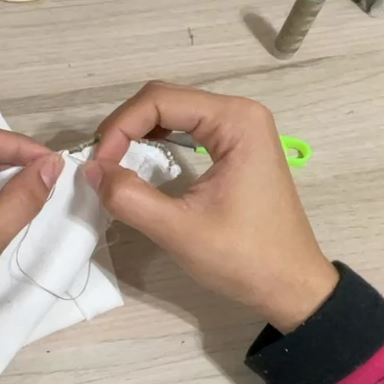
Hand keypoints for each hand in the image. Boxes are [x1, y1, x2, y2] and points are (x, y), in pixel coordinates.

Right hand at [84, 81, 337, 331]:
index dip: (120, 128)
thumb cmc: (244, 258)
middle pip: (164, 99)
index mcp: (235, 121)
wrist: (291, 284)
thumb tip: (92, 170)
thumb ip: (130, 198)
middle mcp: (239, 113)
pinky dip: (156, 140)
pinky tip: (140, 163)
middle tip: (102, 166)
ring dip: (137, 132)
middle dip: (125, 127)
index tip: (100, 167)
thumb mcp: (179, 231)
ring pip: (172, 110)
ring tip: (114, 165)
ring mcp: (239, 127)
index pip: (159, 100)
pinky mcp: (235, 145)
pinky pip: (186, 128)